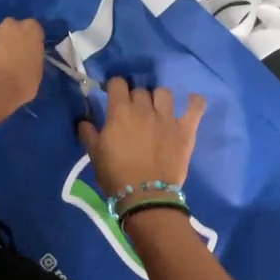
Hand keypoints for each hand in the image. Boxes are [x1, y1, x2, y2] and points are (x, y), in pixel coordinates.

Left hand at [0, 18, 45, 115]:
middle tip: (11, 55)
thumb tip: (26, 57)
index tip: (28, 51)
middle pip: (12, 28)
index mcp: (30, 29)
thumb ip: (32, 56)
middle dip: (12, 38)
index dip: (30, 40)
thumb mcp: (37, 70)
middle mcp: (11, 24)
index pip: (33, 28)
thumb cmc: (22, 82)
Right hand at [78, 78, 203, 191]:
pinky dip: (195, 102)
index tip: (113, 95)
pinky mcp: (185, 130)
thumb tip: (84, 121)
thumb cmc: (115, 174)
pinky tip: (192, 101)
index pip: (118, 83)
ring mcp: (167, 118)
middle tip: (134, 111)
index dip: (115, 87)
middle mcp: (144, 109)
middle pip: (141, 90)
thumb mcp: (94, 153)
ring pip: (164, 93)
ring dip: (159, 98)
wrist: (146, 196)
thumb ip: (88, 133)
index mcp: (120, 111)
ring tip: (157, 109)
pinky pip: (195, 108)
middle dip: (136, 97)